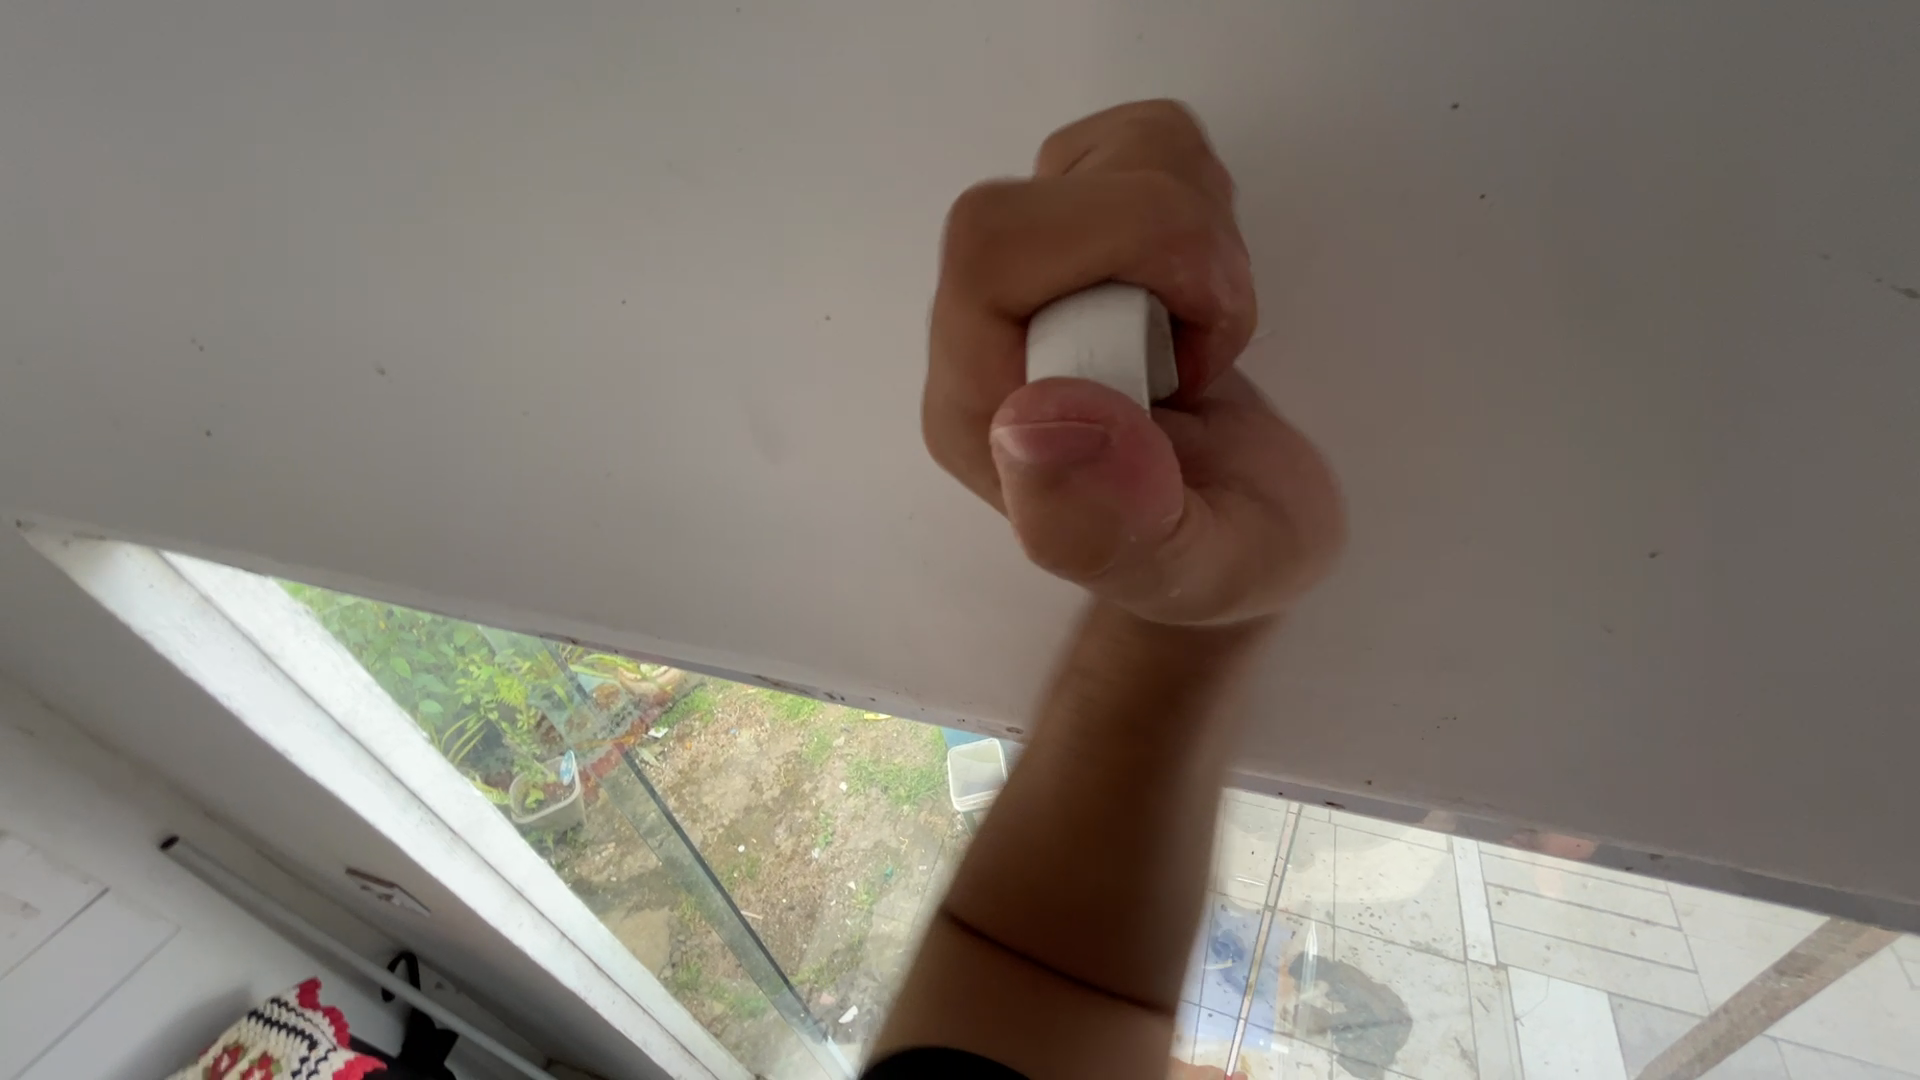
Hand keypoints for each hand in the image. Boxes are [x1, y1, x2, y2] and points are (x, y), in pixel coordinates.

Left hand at [926, 100, 1343, 624]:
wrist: (1239, 530)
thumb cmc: (1218, 561)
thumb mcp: (1189, 576)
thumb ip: (1110, 526)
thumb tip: (1033, 421)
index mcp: (978, 416)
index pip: (991, 253)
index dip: (1121, 262)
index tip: (1193, 358)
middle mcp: (981, 339)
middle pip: (1040, 194)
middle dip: (1170, 244)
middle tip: (1207, 345)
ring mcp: (1032, 283)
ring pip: (1099, 156)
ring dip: (1196, 226)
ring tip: (1205, 333)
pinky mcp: (1087, 244)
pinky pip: (1138, 150)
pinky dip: (1203, 204)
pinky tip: (1200, 298)